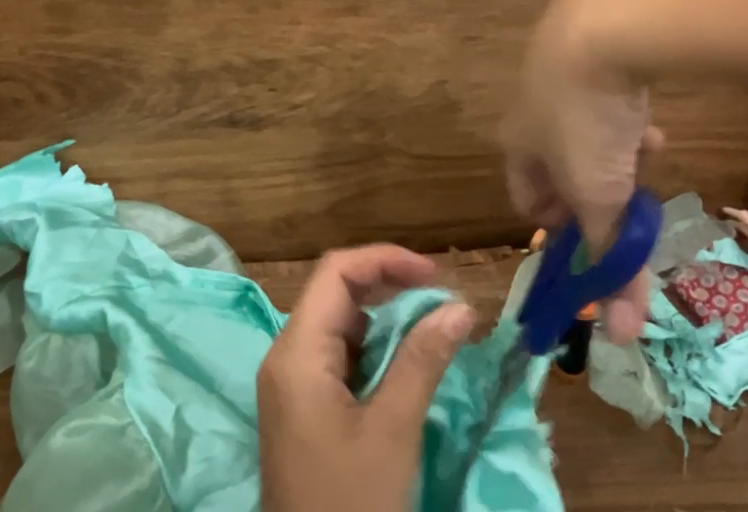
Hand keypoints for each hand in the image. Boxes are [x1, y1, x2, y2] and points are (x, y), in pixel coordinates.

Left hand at [258, 245, 477, 511]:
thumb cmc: (351, 499)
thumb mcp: (392, 429)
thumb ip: (422, 361)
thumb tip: (460, 306)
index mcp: (297, 351)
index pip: (335, 272)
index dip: (385, 260)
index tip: (435, 274)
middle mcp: (287, 356)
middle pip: (334, 292)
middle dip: (389, 285)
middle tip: (442, 298)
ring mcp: (293, 382)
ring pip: (338, 323)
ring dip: (385, 316)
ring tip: (434, 322)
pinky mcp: (304, 405)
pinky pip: (338, 355)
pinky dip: (375, 347)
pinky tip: (409, 358)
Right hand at [502, 0, 663, 343]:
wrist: (604, 21)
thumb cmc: (585, 117)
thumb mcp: (602, 197)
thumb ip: (613, 261)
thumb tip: (622, 338)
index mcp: (516, 144)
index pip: (526, 201)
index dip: (560, 231)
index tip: (596, 243)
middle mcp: (529, 110)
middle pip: (560, 167)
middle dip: (598, 190)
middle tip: (628, 201)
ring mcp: (558, 73)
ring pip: (587, 132)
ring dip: (617, 153)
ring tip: (647, 153)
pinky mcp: (591, 47)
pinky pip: (606, 98)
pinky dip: (627, 116)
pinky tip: (651, 116)